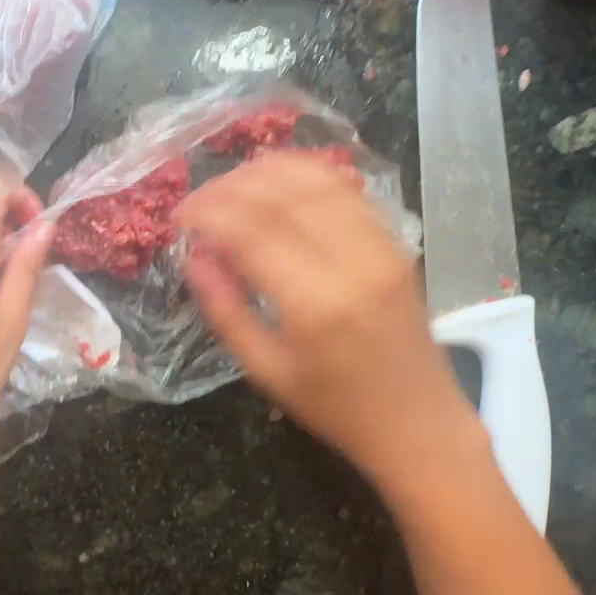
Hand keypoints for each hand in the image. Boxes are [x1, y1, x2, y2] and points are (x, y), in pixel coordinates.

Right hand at [175, 152, 481, 484]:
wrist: (418, 422)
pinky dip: (309, 175)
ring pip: (320, 183)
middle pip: (285, 197)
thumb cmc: (334, 407)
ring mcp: (382, 249)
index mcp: (315, 305)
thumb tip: (193, 260)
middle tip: (198, 197)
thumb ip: (225, 311)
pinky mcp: (396, 244)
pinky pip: (349, 192)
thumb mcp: (265, 371)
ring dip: (268, 172)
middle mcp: (353, 265)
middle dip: (232, 187)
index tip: (178, 215)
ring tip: (230, 182)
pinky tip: (278, 178)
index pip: (252, 233)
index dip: (209, 214)